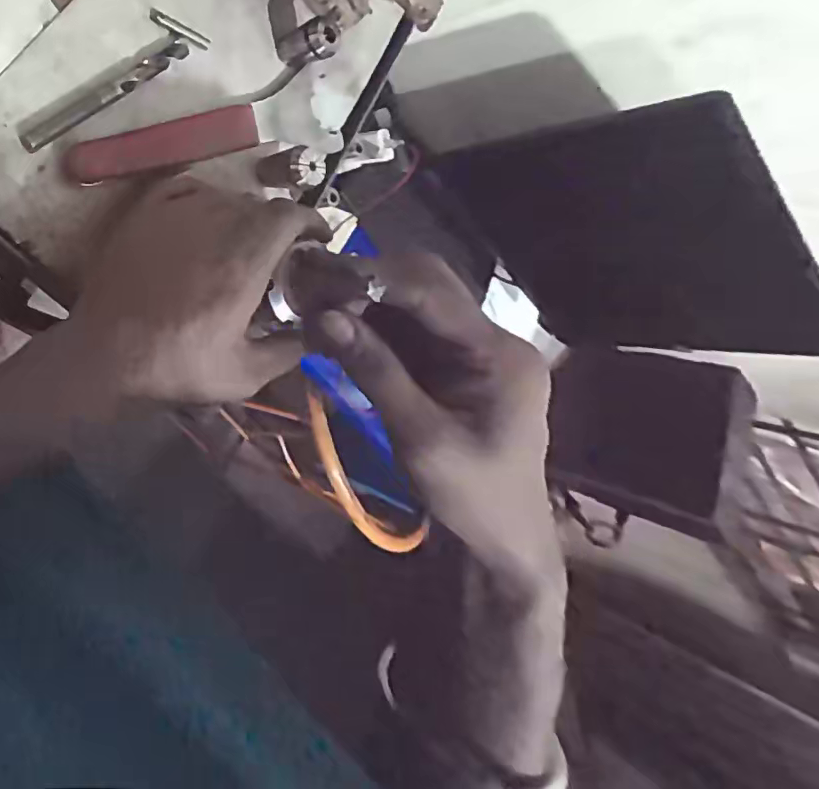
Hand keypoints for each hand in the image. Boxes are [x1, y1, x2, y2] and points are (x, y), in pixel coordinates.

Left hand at [66, 177, 326, 402]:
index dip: (311, 221)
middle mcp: (214, 223)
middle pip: (261, 205)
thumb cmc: (174, 366)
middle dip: (277, 226)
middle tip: (277, 253)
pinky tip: (204, 219)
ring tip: (238, 241)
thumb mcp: (243, 374)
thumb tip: (316, 335)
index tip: (316, 239)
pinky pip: (188, 187)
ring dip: (242, 214)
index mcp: (245, 259)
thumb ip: (288, 350)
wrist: (104, 355)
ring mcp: (175, 212)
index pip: (291, 214)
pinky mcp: (145, 212)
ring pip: (226, 195)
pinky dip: (206, 198)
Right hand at [307, 253, 559, 591]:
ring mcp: (471, 348)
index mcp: (498, 353)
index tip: (322, 277)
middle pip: (426, 283)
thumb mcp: (421, 439)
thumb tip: (323, 317)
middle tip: (313, 286)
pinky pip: (406, 328)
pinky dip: (369, 323)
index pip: (432, 292)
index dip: (375, 277)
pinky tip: (336, 327)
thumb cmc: (472, 498)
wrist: (504, 542)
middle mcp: (489, 338)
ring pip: (411, 301)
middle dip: (367, 279)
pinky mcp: (451, 362)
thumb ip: (376, 372)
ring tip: (315, 302)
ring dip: (364, 298)